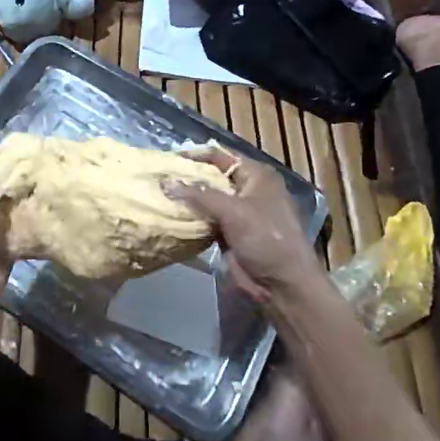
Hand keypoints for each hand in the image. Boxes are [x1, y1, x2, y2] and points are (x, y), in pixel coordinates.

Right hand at [166, 150, 322, 305]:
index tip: (168, 158)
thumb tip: (165, 182)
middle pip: (211, 176)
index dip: (195, 155)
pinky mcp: (229, 232)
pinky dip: (190, 217)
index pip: (221, 156)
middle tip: (158, 176)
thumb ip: (199, 195)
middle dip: (187, 177)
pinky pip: (205, 218)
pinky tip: (168, 215)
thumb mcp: (234, 211)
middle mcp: (247, 189)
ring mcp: (238, 212)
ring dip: (186, 199)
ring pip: (206, 199)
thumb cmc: (266, 239)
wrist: (282, 286)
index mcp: (257, 176)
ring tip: (157, 194)